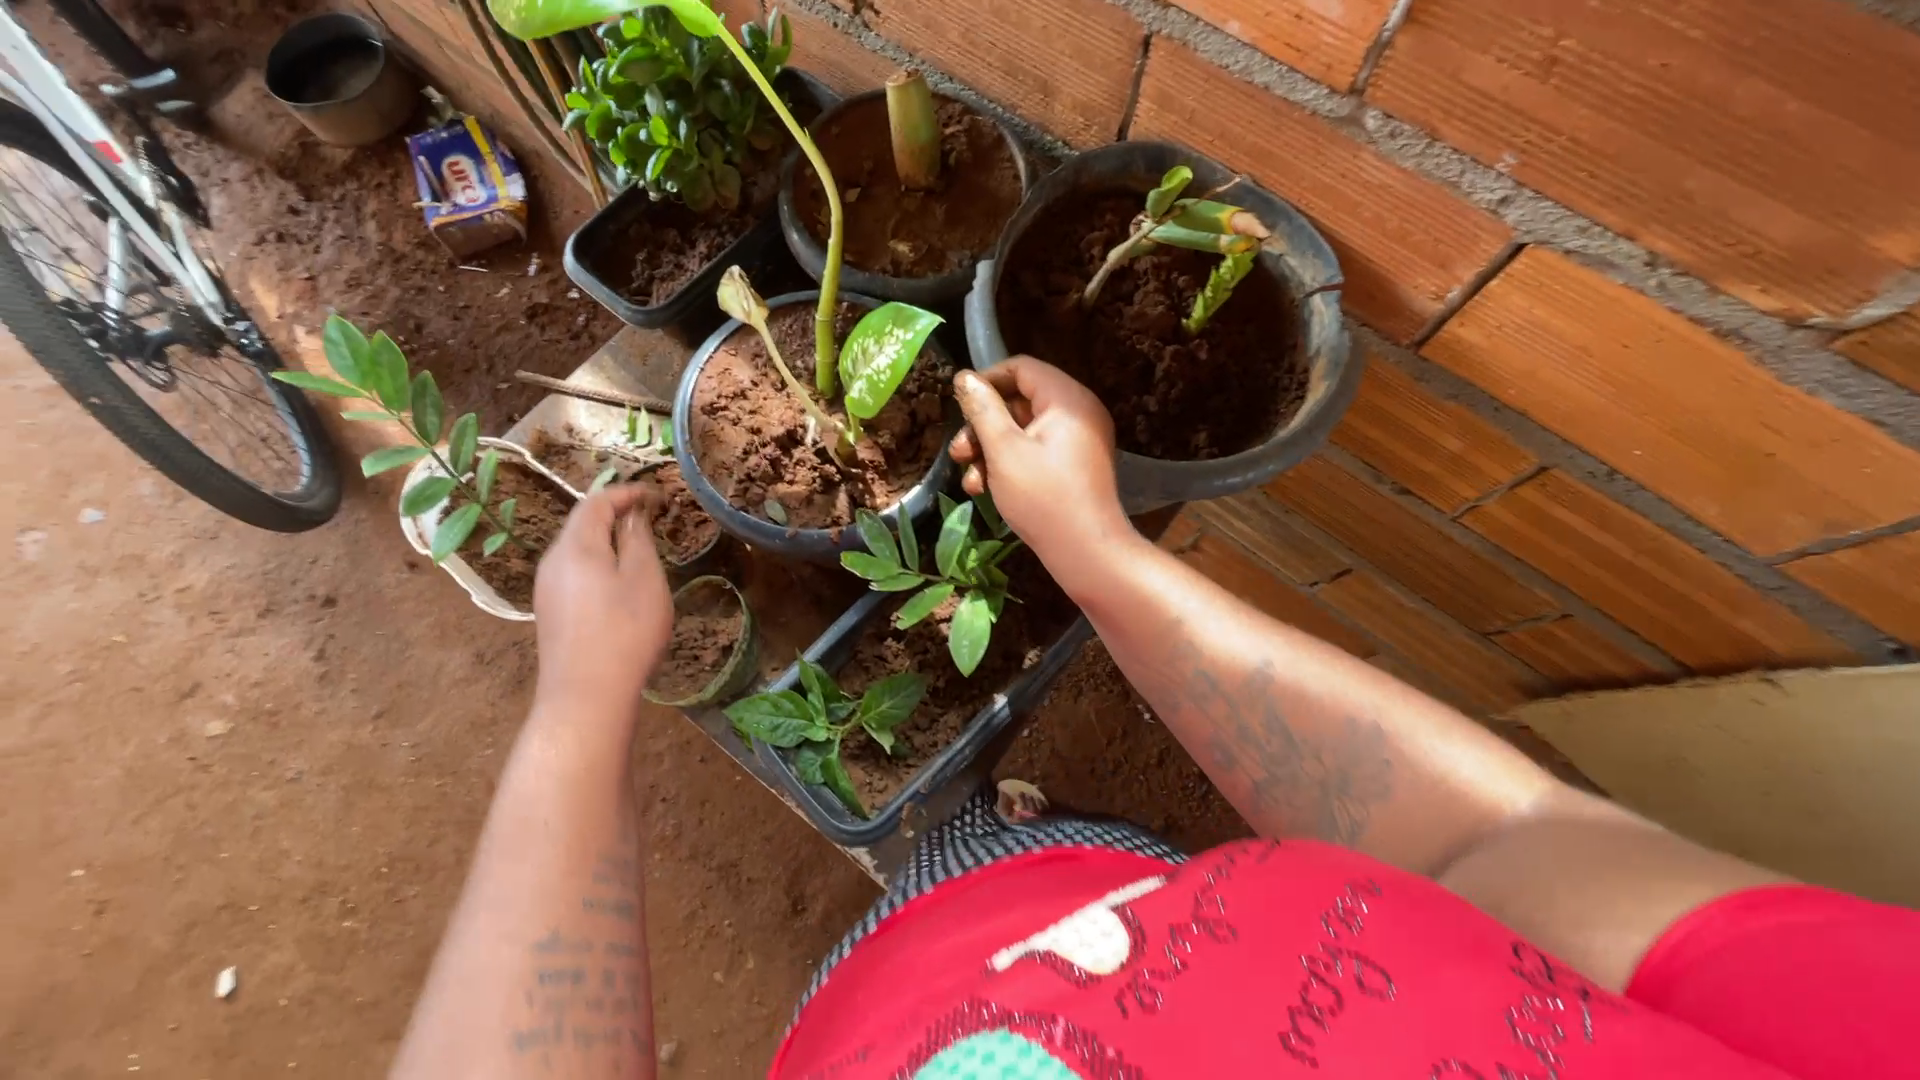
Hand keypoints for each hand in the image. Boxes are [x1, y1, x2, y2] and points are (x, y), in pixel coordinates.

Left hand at [532, 484, 672, 718]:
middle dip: (615, 515)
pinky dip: (599, 565)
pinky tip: (619, 586)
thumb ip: (638, 540)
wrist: (587, 695)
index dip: (626, 493)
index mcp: (576, 546)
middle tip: (650, 518)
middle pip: (582, 525)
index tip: (656, 495)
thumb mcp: (644, 578)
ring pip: (577, 551)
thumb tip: (633, 516)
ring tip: (640, 549)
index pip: (596, 502)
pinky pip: (575, 574)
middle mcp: (553, 562)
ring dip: (607, 542)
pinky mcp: (551, 614)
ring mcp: (547, 590)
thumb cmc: (625, 630)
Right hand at [949, 357, 1129, 563]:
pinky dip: (1010, 464)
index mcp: (1067, 399)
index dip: (986, 381)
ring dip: (990, 451)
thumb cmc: (1043, 497)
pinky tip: (985, 489)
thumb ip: (982, 410)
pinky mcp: (1073, 466)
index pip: (1022, 368)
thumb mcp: (1004, 450)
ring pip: (1023, 431)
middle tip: (958, 452)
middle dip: (983, 426)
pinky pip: (1037, 451)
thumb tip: (965, 377)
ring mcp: (1078, 441)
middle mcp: (1078, 412)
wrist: (1086, 552)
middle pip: (1020, 401)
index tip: (959, 405)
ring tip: (969, 479)